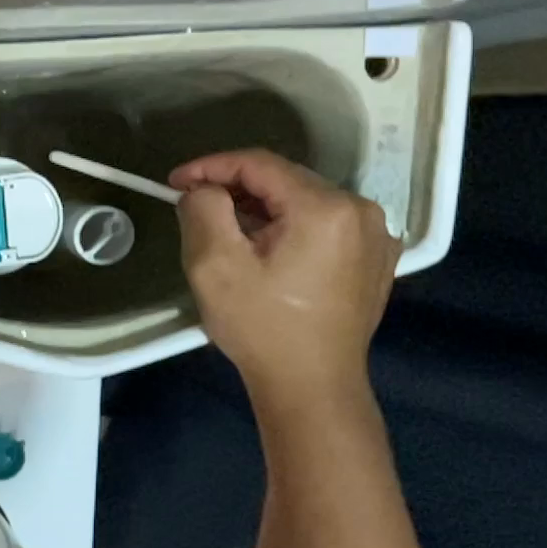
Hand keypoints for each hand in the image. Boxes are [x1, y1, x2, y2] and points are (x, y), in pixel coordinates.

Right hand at [172, 150, 400, 396]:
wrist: (310, 383)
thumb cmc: (260, 324)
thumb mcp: (214, 264)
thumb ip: (203, 209)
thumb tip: (203, 191)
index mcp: (324, 207)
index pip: (259, 164)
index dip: (210, 165)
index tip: (173, 182)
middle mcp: (360, 211)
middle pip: (284, 180)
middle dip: (233, 187)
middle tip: (191, 205)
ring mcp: (374, 236)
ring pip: (302, 201)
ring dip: (258, 207)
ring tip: (222, 229)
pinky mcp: (373, 259)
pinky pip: (321, 224)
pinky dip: (285, 226)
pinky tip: (262, 250)